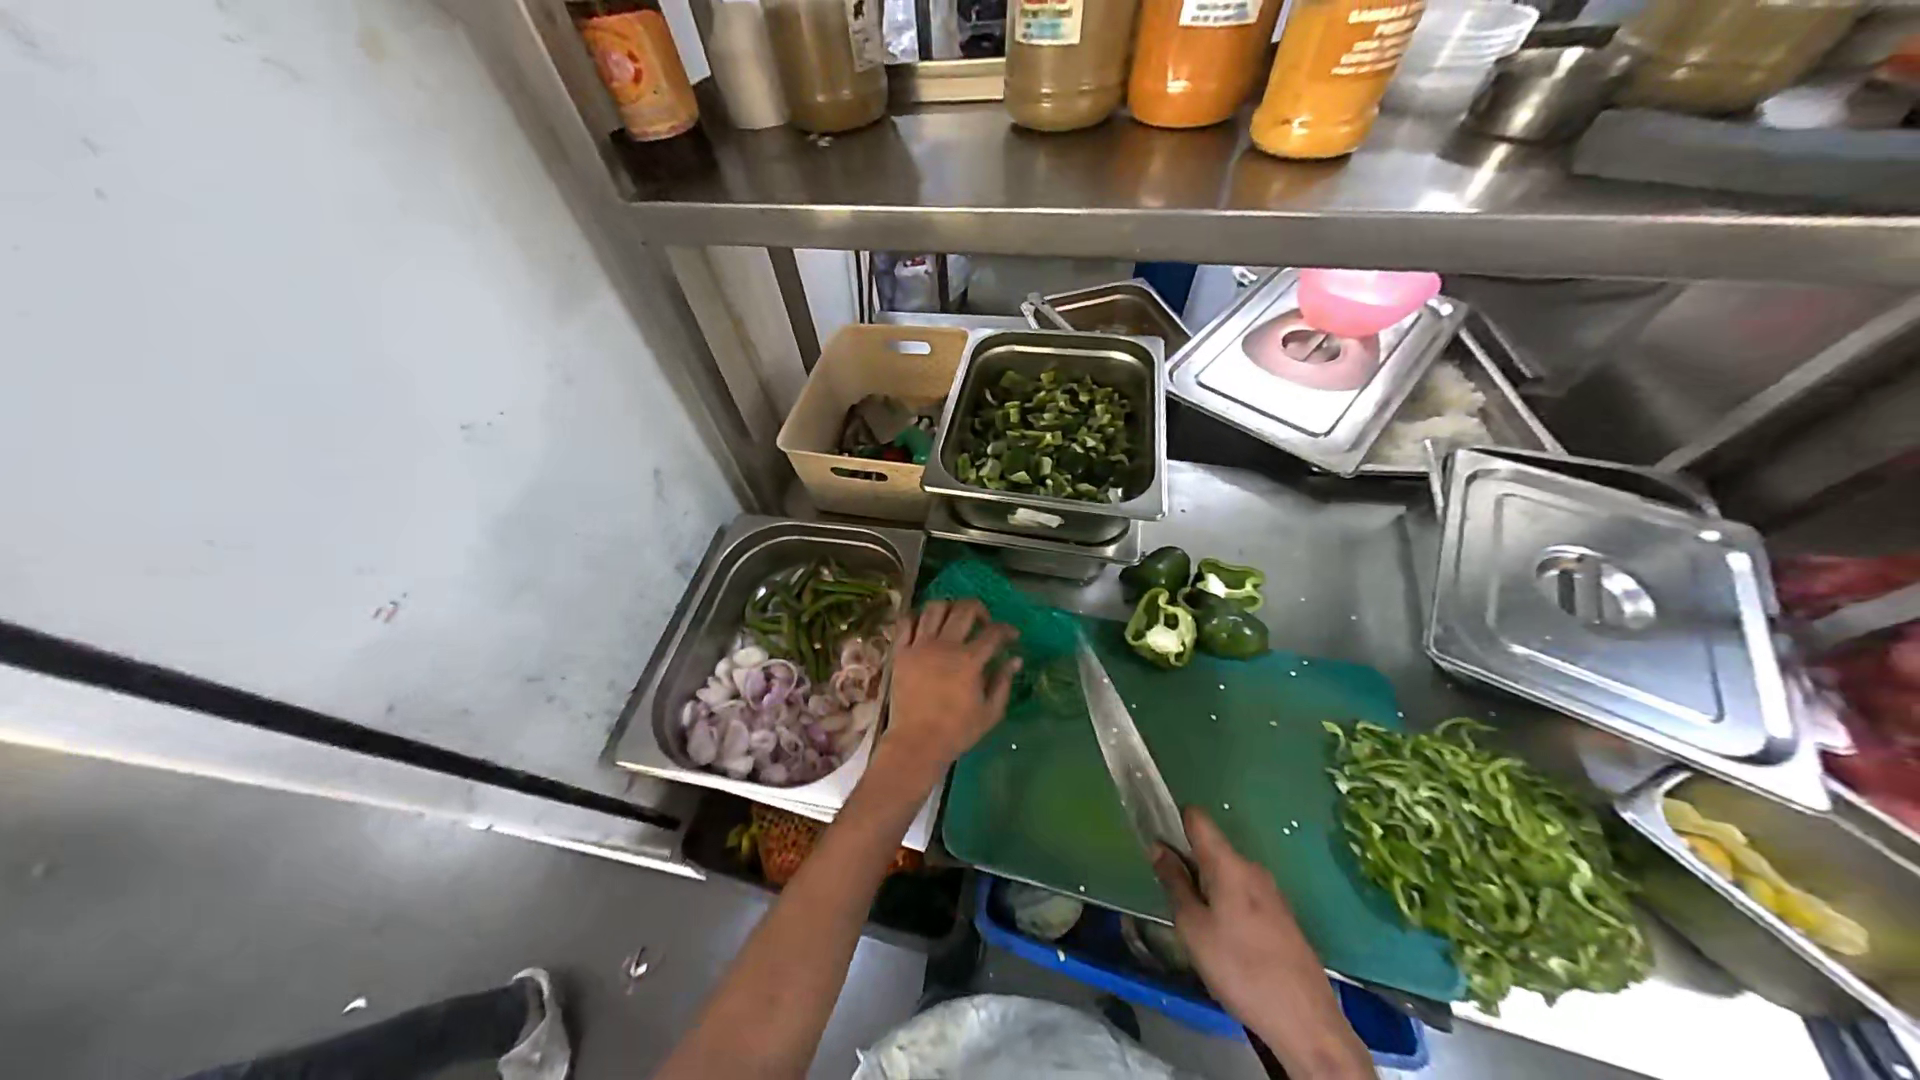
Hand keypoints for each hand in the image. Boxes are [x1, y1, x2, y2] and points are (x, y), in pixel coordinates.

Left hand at [875, 600, 1019, 786]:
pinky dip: (919, 617)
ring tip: (955, 620)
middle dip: (980, 609)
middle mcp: (945, 646)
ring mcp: (919, 646)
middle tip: (984, 623)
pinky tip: (927, 626)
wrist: (916, 742)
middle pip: (964, 609)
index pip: (994, 632)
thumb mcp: (990, 712)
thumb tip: (1015, 659)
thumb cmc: (957, 731)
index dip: (1007, 630)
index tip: (1012, 636)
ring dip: (950, 607)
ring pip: (934, 607)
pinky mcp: (900, 652)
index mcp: (969, 661)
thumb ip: (1003, 682)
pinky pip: (906, 622)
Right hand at [1153, 807, 1373, 1078]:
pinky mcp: (1282, 916)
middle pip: (1211, 848)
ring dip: (1206, 887)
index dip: (1172, 821)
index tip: (1156, 842)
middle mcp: (1253, 868)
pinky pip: (1244, 895)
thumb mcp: (1192, 927)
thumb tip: (1159, 848)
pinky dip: (1226, 904)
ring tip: (1196, 924)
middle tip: (1171, 896)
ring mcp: (1272, 892)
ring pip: (1227, 874)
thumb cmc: (1240, 968)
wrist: (1306, 1021)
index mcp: (1229, 864)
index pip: (1197, 818)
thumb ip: (1174, 883)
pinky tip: (1224, 941)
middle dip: (1188, 863)